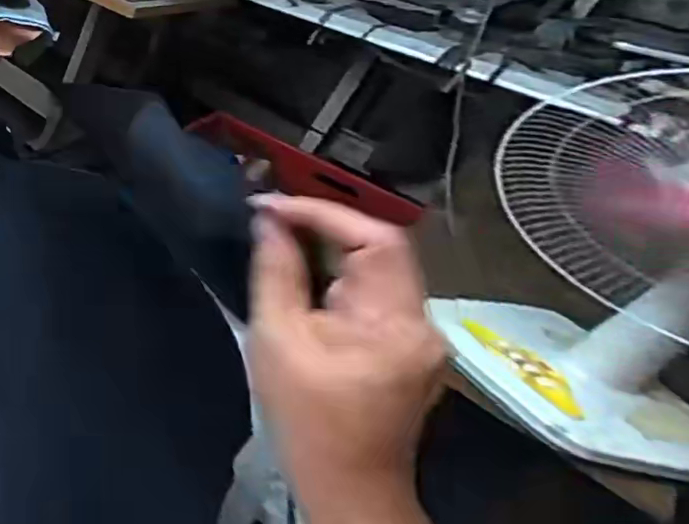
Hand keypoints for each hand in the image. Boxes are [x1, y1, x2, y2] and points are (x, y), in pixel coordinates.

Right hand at [248, 195, 444, 523]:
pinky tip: (303, 263)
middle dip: (323, 220)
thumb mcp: (277, 334)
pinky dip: (337, 264)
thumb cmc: (307, 413)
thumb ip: (275, 269)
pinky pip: (373, 284)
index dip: (322, 211)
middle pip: (381, 246)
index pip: (376, 239)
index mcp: (396, 323)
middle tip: (270, 212)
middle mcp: (421, 323)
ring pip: (377, 262)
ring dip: (328, 240)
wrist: (346, 483)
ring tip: (279, 229)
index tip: (271, 206)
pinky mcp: (404, 342)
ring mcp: (418, 334)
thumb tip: (267, 218)